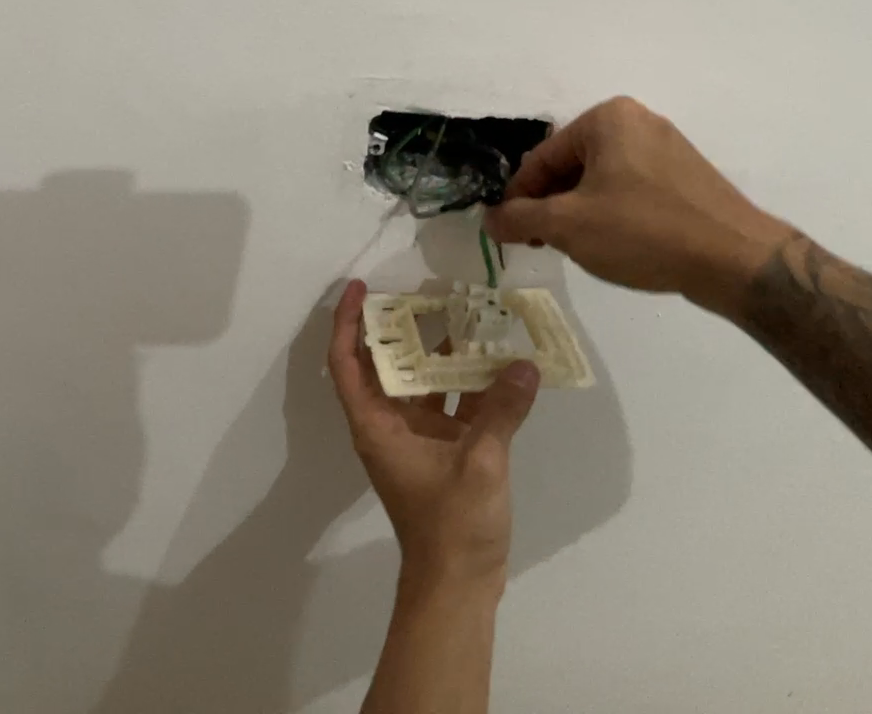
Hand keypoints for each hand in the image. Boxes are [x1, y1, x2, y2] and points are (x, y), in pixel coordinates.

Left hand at [326, 281, 539, 588]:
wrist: (458, 583)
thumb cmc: (451, 523)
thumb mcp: (479, 462)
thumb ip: (501, 410)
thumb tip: (525, 365)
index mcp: (376, 425)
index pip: (347, 362)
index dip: (346, 322)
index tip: (359, 288)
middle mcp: (390, 424)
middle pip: (385, 365)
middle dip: (401, 328)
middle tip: (424, 293)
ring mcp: (417, 437)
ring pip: (422, 382)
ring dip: (441, 353)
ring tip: (465, 315)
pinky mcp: (445, 450)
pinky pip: (452, 405)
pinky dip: (471, 384)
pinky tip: (498, 363)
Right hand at [484, 96, 792, 311]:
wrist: (734, 259)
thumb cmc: (642, 231)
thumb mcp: (566, 226)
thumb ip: (519, 219)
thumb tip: (490, 220)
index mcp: (607, 118)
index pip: (541, 159)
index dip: (518, 199)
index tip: (509, 234)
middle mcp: (637, 121)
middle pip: (570, 166)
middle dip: (550, 206)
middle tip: (541, 245)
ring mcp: (666, 147)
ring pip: (599, 180)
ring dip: (577, 212)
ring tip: (578, 248)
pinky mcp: (685, 176)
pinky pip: (630, 189)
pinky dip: (610, 213)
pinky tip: (614, 245)